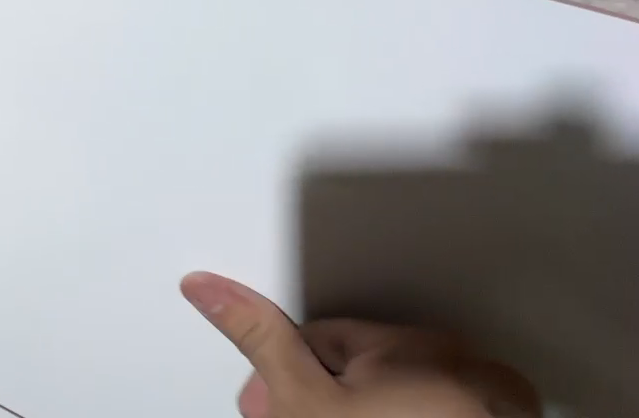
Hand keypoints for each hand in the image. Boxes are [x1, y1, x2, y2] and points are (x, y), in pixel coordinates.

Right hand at [180, 273, 539, 417]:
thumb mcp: (303, 399)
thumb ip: (259, 336)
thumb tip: (211, 287)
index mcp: (430, 347)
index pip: (326, 333)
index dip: (292, 368)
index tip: (279, 397)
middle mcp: (481, 377)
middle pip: (366, 365)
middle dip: (327, 389)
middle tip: (303, 415)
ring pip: (403, 397)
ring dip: (366, 409)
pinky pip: (436, 412)